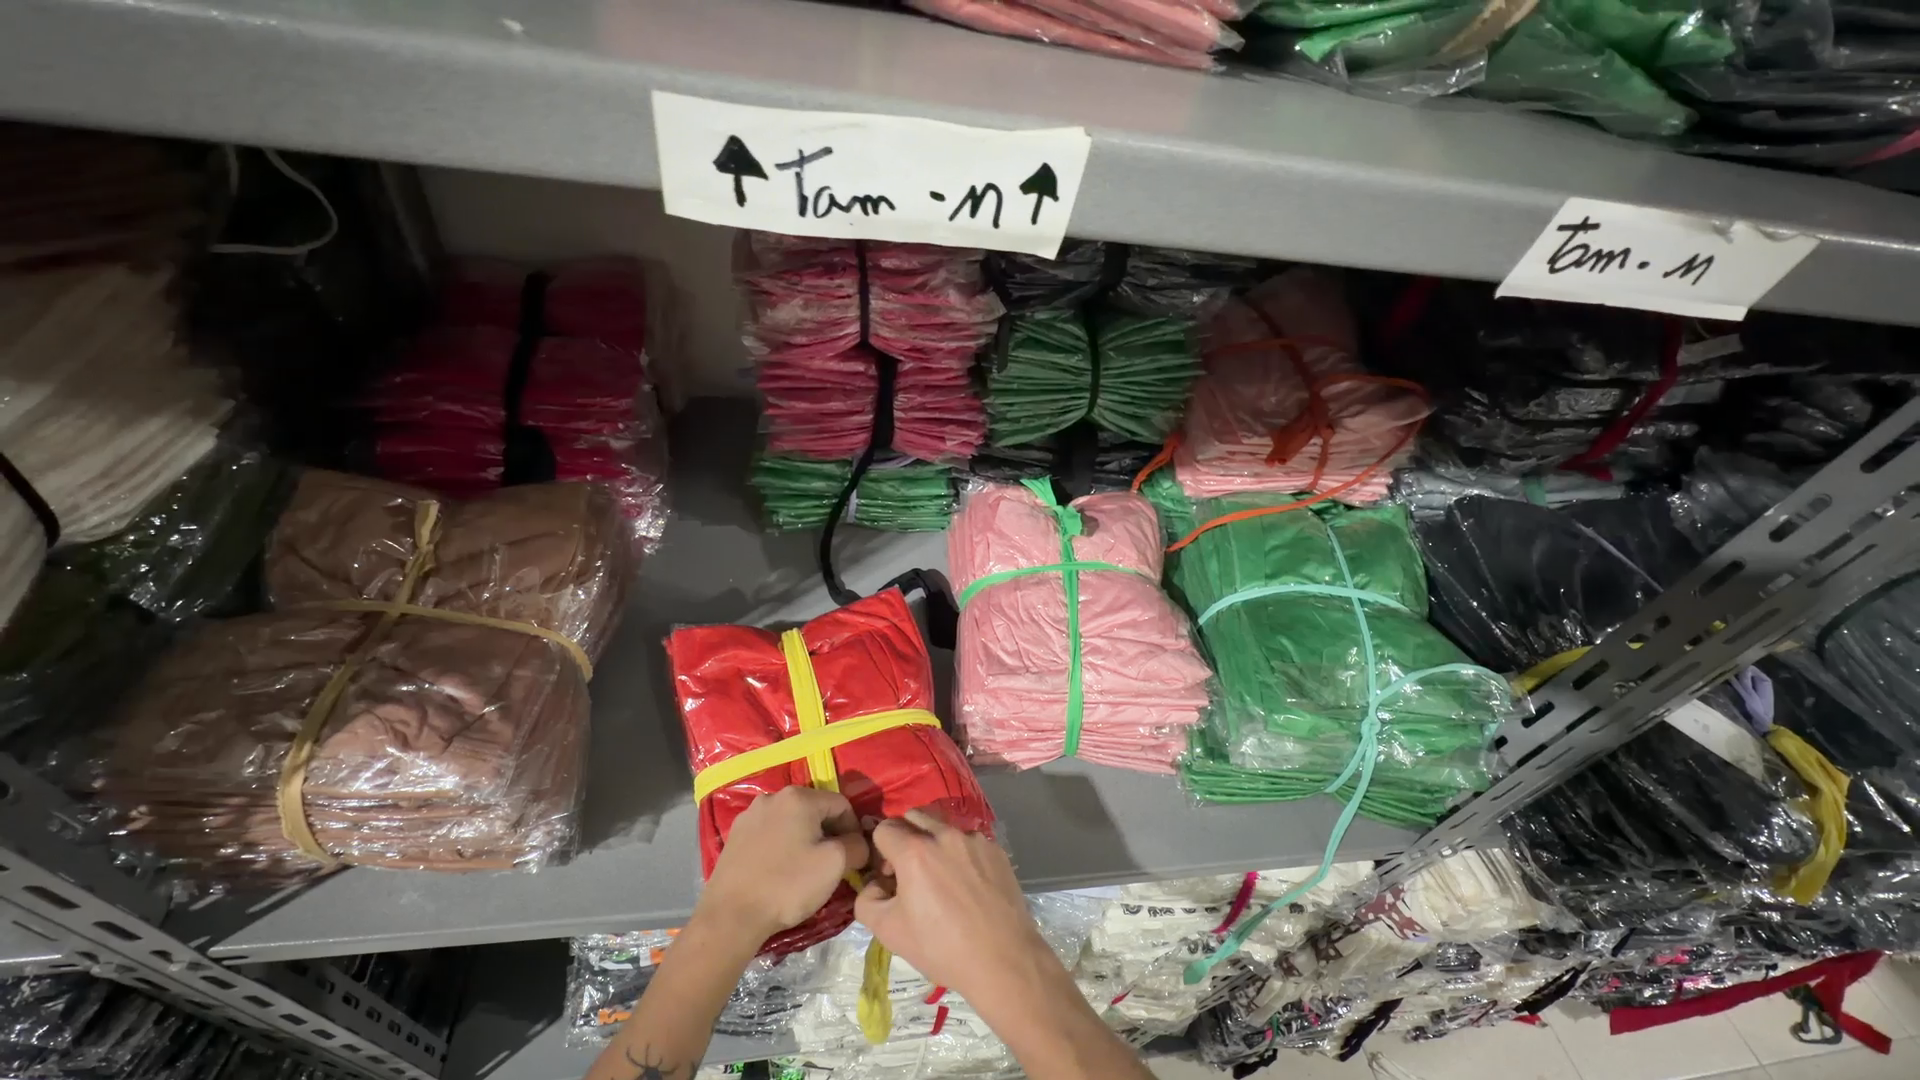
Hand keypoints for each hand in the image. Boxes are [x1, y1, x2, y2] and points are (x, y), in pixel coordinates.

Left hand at [697, 787, 869, 942]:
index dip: (853, 830)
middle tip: (831, 865)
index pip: (842, 804)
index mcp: (799, 797)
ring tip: (805, 870)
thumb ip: (857, 845)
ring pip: (791, 823)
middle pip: (815, 811)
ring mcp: (750, 815)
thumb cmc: (788, 885)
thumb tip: (859, 843)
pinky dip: (781, 848)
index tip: (853, 857)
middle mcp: (772, 797)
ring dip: (804, 841)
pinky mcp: (735, 836)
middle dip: (828, 835)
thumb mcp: (835, 864)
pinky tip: (780, 872)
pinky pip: (770, 835)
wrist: (731, 916)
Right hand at [854, 809, 1059, 1002]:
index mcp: (915, 851)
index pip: (884, 828)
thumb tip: (875, 884)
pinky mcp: (996, 850)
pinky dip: (960, 854)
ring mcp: (974, 839)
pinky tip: (968, 886)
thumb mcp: (888, 931)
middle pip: (913, 817)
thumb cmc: (941, 947)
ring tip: (941, 878)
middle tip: (910, 871)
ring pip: (943, 826)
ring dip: (934, 843)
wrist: (1002, 960)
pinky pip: (969, 841)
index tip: (889, 876)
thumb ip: (867, 899)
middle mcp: (945, 835)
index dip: (880, 851)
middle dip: (905, 837)